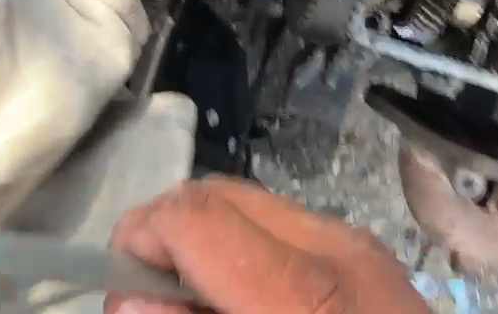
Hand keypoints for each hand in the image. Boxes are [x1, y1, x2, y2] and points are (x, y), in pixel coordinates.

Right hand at [106, 179, 428, 313]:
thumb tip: (128, 298)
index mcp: (306, 298)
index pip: (197, 215)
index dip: (141, 241)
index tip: (119, 292)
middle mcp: (341, 253)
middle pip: (221, 194)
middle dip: (170, 236)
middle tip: (149, 301)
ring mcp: (366, 253)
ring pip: (253, 206)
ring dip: (209, 245)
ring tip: (200, 304)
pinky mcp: (378, 265)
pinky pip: (289, 231)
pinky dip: (249, 255)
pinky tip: (250, 304)